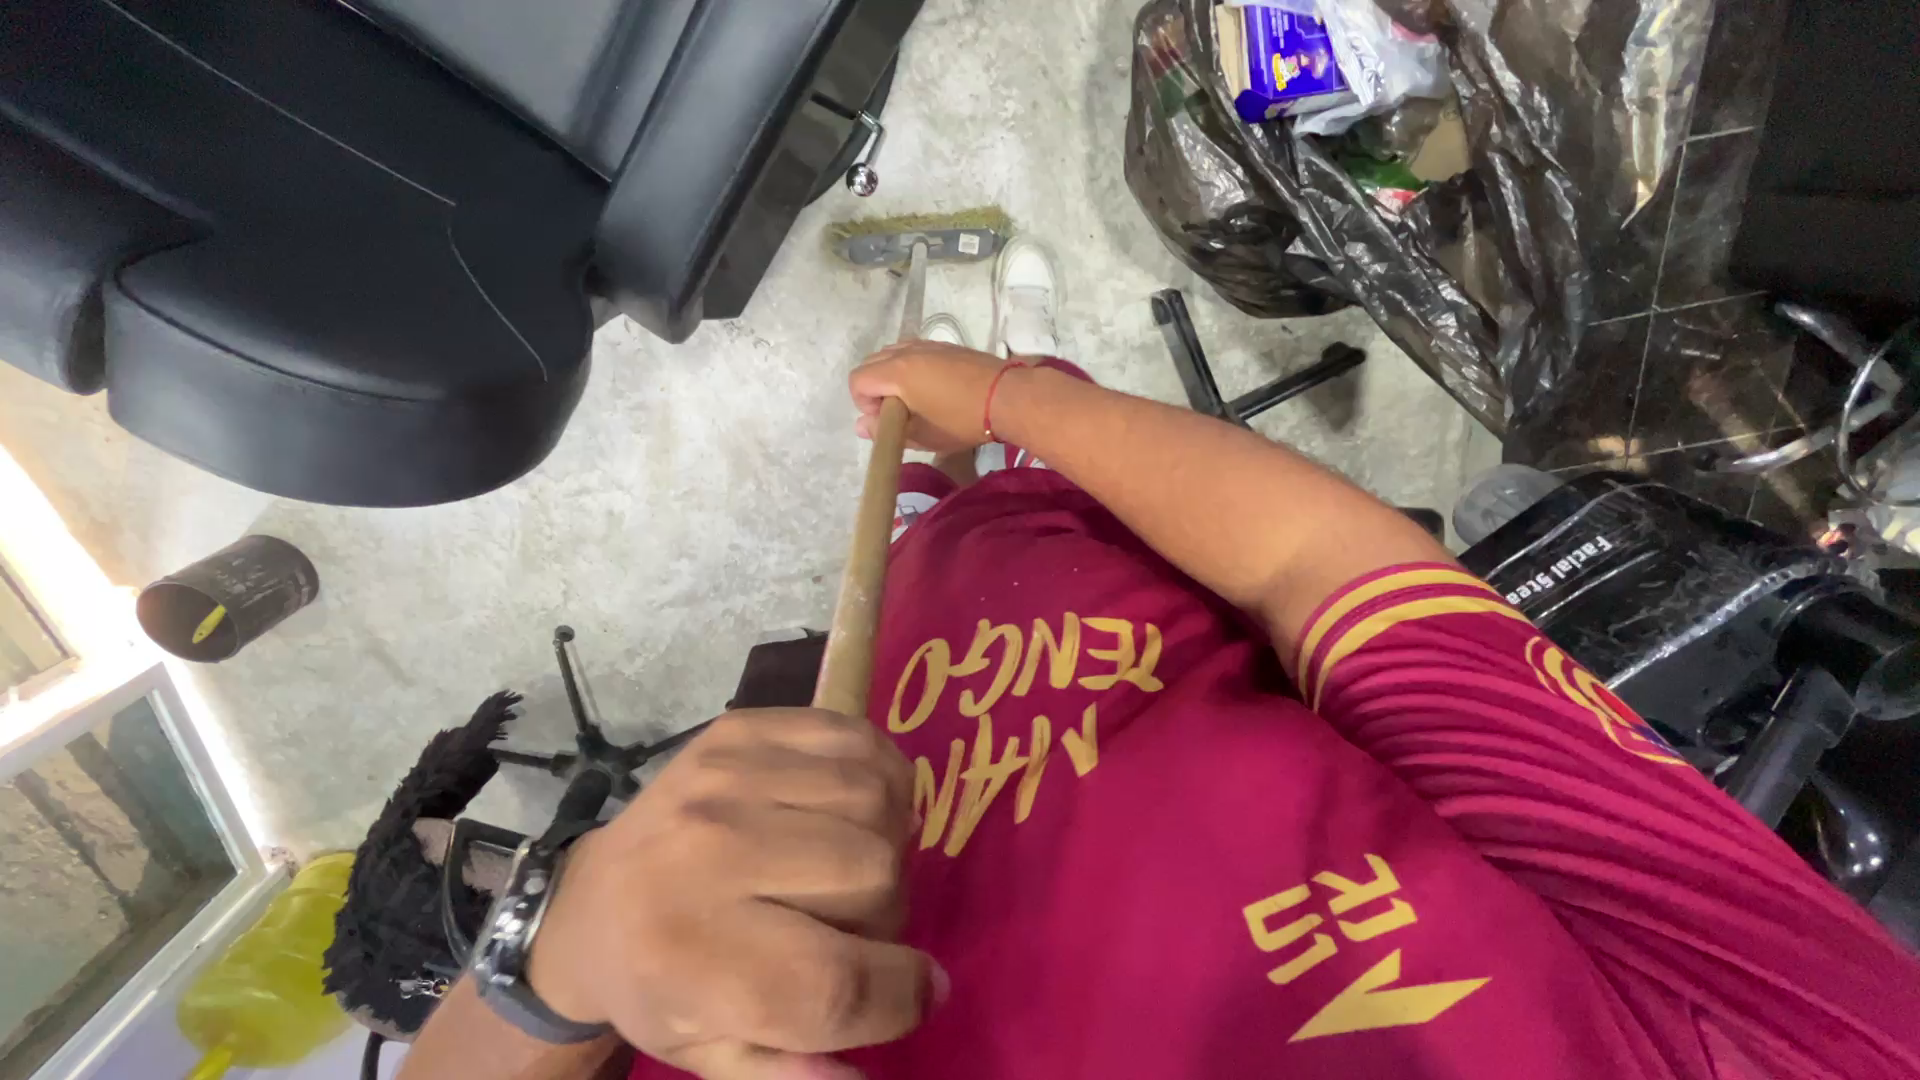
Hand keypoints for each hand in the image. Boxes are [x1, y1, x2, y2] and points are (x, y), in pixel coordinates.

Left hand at [527, 709, 937, 1079]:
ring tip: (860, 858)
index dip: (901, 993)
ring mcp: (725, 776)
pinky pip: (855, 736)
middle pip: (872, 875)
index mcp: (692, 954)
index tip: (921, 990)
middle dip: (888, 913)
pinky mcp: (742, 729)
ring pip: (874, 799)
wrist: (592, 900)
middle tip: (862, 921)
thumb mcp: (713, 1053)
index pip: (836, 982)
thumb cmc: (659, 984)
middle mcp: (708, 854)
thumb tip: (874, 1073)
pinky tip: (858, 805)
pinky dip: (880, 773)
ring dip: (889, 838)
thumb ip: (792, 1073)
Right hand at [849, 341, 1011, 453]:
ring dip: (892, 375)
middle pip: (871, 362)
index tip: (886, 420)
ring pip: (892, 353)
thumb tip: (862, 426)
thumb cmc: (961, 421)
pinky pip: (914, 350)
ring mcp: (928, 344)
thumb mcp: (922, 435)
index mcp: (896, 372)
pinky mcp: (946, 345)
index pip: (858, 380)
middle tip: (897, 412)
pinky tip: (932, 387)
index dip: (863, 403)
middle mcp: (907, 351)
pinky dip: (910, 366)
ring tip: (914, 399)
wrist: (1006, 397)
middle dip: (875, 387)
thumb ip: (886, 430)